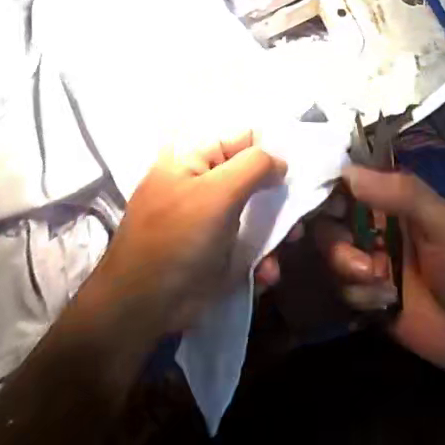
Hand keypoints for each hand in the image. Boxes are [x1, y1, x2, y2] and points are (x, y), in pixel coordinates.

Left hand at [87, 133, 286, 335]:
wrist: (142, 305)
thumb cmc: (177, 238)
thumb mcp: (217, 192)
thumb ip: (253, 166)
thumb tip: (280, 160)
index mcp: (193, 157)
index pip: (243, 139)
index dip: (273, 151)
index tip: (301, 172)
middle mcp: (202, 182)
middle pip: (254, 178)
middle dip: (278, 200)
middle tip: (297, 220)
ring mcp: (209, 218)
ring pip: (256, 214)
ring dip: (274, 234)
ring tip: (281, 253)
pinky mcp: (215, 250)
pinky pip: (248, 244)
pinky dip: (260, 257)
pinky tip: (265, 274)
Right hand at [319, 166, 444, 379]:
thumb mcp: (444, 221)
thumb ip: (402, 193)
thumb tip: (347, 172)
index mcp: (393, 202)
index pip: (349, 183)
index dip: (330, 190)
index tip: (326, 202)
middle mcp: (374, 227)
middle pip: (329, 220)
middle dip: (335, 239)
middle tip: (357, 257)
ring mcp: (367, 262)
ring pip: (331, 254)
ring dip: (348, 267)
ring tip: (380, 281)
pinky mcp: (364, 296)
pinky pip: (340, 288)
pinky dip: (360, 294)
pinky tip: (386, 302)